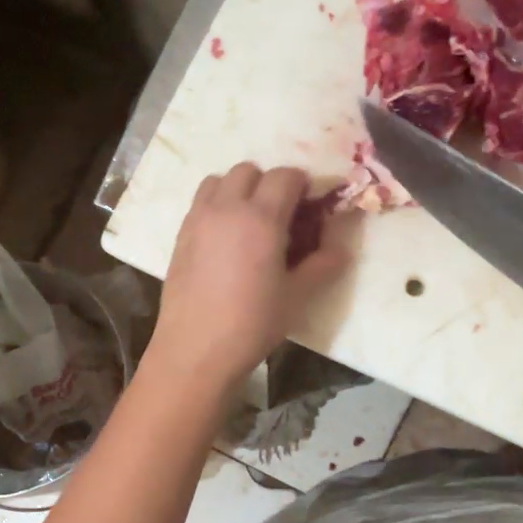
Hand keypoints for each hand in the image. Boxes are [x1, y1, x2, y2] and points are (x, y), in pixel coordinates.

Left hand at [147, 162, 352, 389]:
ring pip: (219, 180)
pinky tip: (225, 240)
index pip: (286, 175)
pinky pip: (200, 204)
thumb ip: (323, 265)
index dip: (302, 185)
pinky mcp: (180, 237)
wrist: (195, 351)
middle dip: (269, 184)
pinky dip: (216, 206)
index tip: (310, 207)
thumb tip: (342, 247)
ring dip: (238, 189)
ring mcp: (198, 220)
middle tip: (280, 216)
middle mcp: (226, 208)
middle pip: (250, 170)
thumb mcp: (296, 297)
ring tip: (248, 222)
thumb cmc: (251, 325)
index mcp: (261, 218)